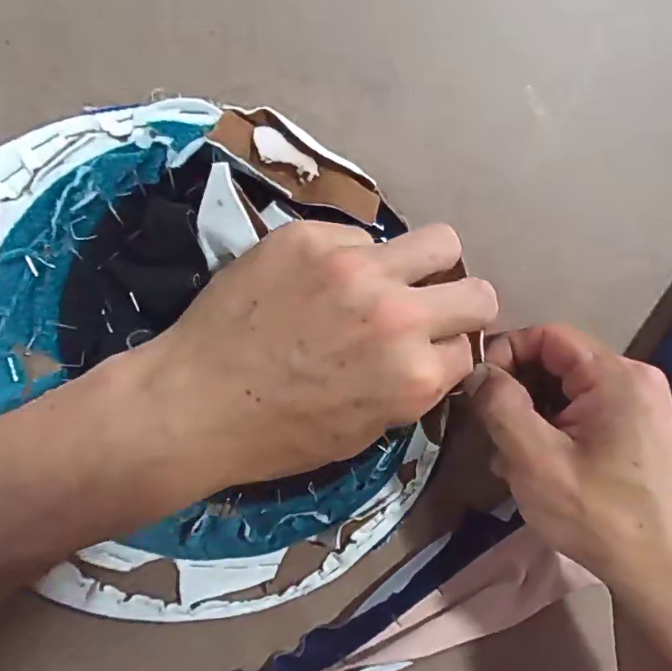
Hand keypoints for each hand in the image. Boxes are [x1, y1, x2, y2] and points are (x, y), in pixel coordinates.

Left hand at [129, 221, 496, 494]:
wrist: (193, 402)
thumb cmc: (275, 435)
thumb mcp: (362, 431)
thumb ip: (411, 388)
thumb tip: (433, 353)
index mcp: (414, 376)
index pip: (468, 348)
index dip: (447, 351)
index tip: (426, 349)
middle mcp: (398, 314)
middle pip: (478, 290)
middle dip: (458, 304)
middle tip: (424, 308)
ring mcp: (354, 266)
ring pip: (436, 241)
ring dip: (418, 266)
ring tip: (380, 280)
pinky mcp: (310, 236)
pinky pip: (359, 235)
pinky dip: (350, 257)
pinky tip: (312, 280)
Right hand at [469, 325, 671, 600]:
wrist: (662, 580)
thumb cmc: (598, 517)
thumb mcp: (535, 460)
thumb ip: (500, 405)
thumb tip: (476, 371)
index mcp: (617, 376)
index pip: (546, 335)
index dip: (504, 352)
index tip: (477, 389)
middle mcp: (636, 380)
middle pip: (557, 362)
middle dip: (516, 389)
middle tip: (489, 428)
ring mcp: (641, 408)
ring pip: (566, 390)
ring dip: (530, 414)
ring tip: (510, 456)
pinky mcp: (639, 433)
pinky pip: (584, 412)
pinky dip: (554, 429)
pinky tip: (538, 466)